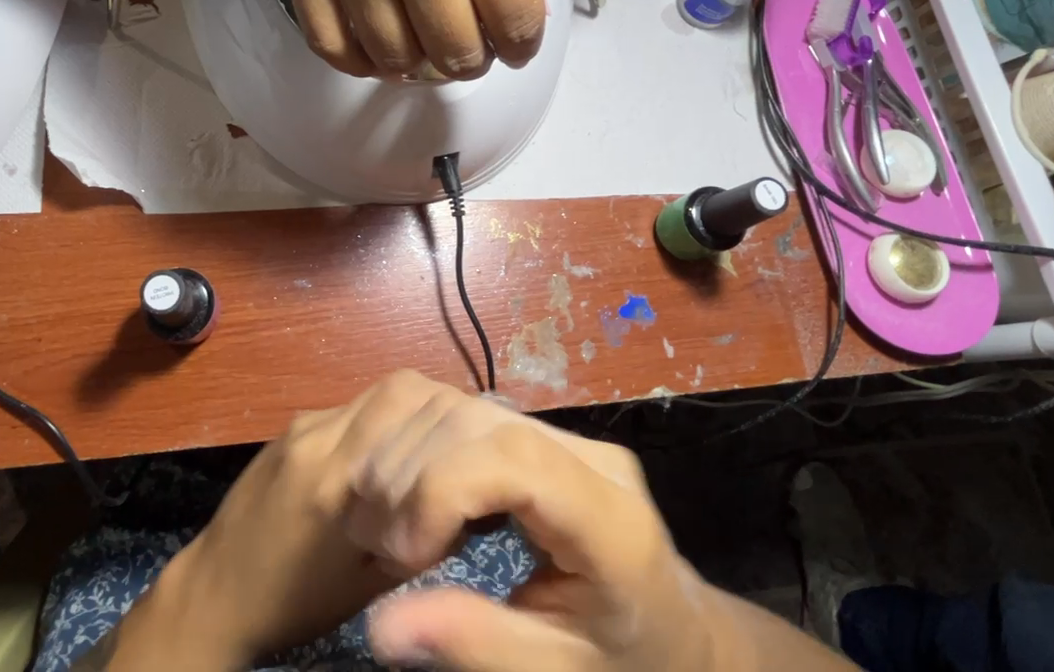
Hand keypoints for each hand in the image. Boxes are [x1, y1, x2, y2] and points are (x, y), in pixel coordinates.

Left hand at [97, 371, 471, 670]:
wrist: (216, 593)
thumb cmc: (298, 600)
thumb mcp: (372, 582)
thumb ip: (420, 534)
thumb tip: (468, 497)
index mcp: (338, 477)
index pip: (405, 406)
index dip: (447, 415)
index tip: (470, 445)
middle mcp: (318, 436)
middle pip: (393, 390)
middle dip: (432, 408)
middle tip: (453, 443)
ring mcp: (299, 428)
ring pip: (369, 398)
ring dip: (401, 417)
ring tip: (418, 454)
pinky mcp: (286, 431)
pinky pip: (342, 412)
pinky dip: (370, 426)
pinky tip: (374, 463)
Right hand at [347, 391, 858, 671]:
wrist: (676, 630)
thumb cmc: (622, 662)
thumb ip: (474, 641)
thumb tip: (382, 626)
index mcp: (612, 522)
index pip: (516, 460)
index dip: (443, 488)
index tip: (405, 555)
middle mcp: (592, 459)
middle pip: (477, 423)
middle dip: (410, 476)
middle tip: (377, 544)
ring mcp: (568, 438)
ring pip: (463, 408)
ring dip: (405, 458)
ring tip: (385, 527)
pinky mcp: (543, 435)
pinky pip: (465, 417)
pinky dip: (419, 450)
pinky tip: (408, 501)